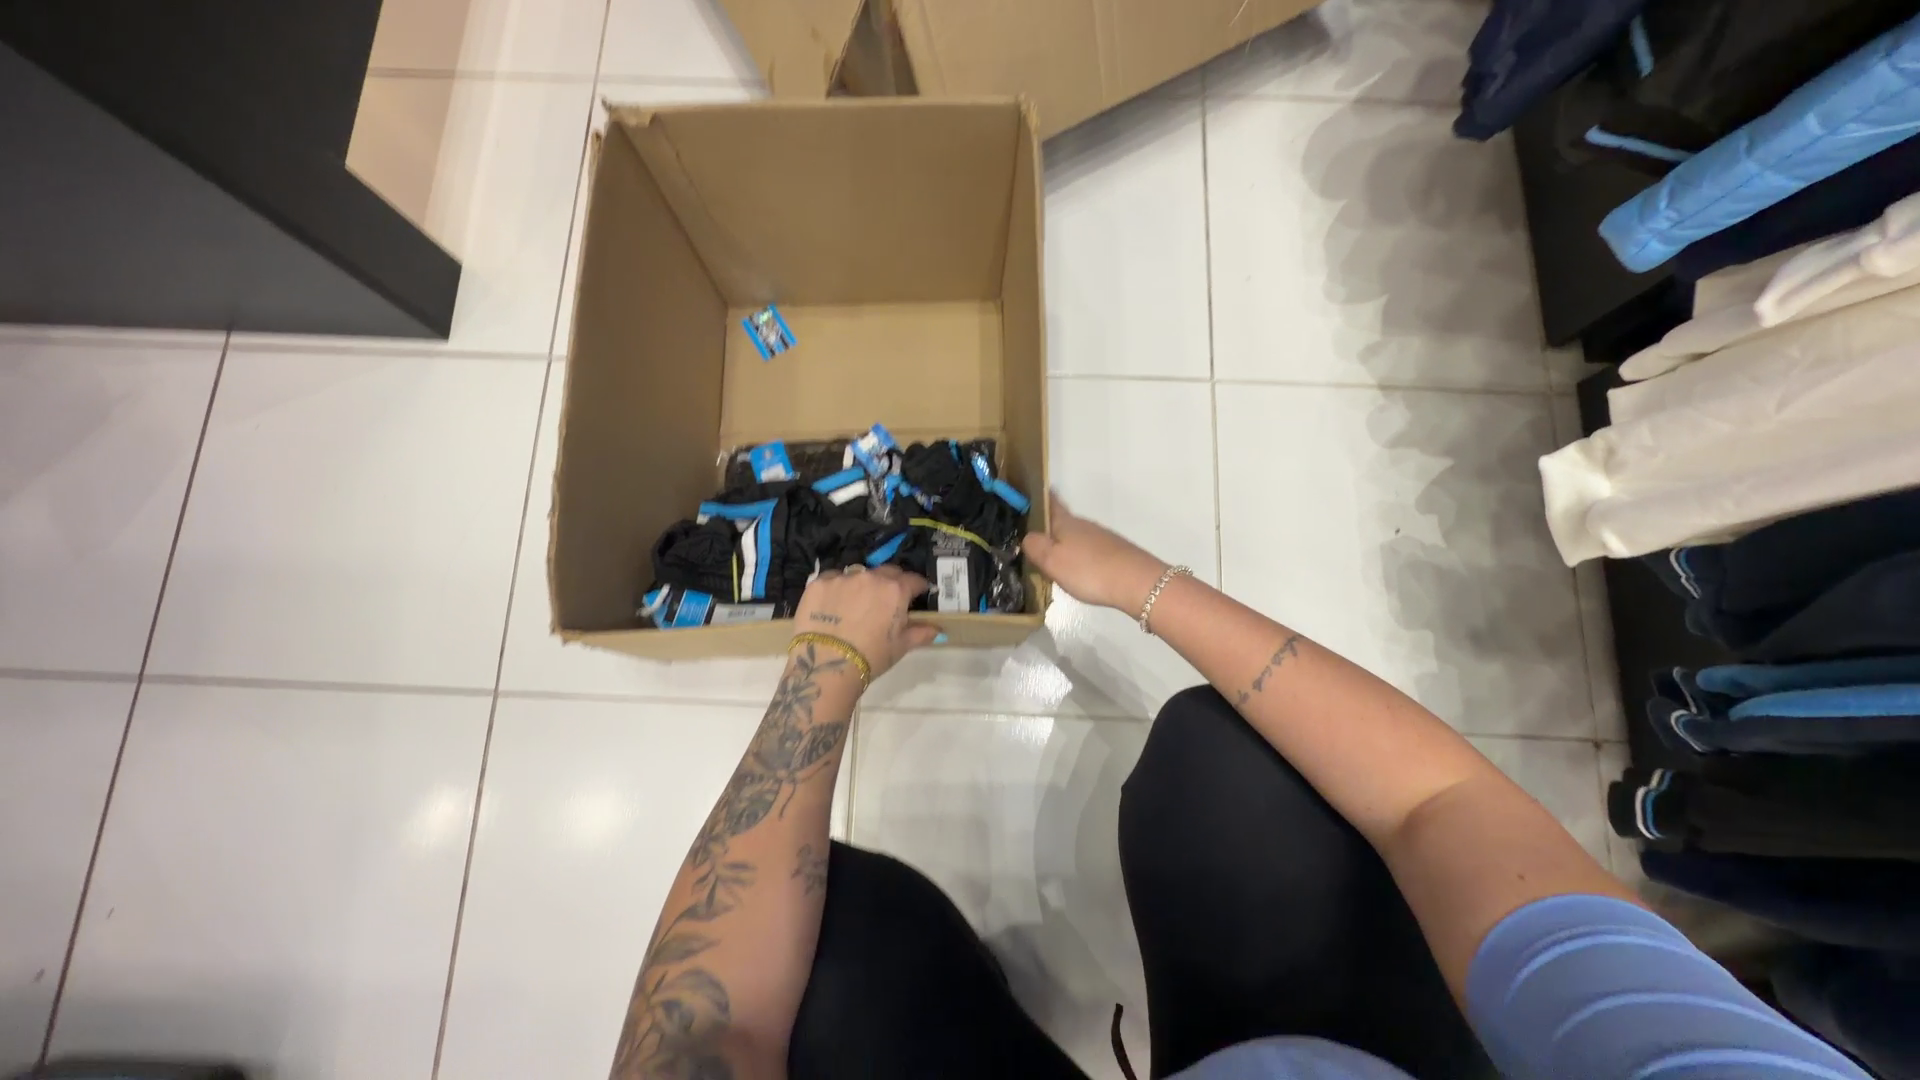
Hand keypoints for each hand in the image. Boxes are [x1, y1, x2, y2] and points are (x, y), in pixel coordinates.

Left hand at [792, 565, 940, 682]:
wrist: (826, 665)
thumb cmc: (871, 657)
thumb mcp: (901, 647)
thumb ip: (921, 632)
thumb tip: (938, 629)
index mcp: (895, 590)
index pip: (913, 580)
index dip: (918, 587)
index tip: (917, 595)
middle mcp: (870, 577)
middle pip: (886, 572)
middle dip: (891, 582)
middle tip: (887, 600)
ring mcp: (842, 578)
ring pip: (858, 575)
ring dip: (862, 585)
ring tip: (856, 604)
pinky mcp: (818, 583)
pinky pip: (833, 579)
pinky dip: (837, 588)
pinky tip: (833, 605)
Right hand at [1022, 492, 1169, 613]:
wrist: (1137, 582)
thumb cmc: (1088, 570)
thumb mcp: (1052, 561)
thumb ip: (1035, 546)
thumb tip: (1027, 536)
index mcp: (1066, 523)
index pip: (1051, 503)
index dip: (1042, 498)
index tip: (1035, 492)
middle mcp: (1085, 525)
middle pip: (1064, 521)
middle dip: (1051, 528)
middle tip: (1037, 541)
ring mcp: (1103, 537)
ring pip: (1078, 536)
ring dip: (1066, 544)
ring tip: (1056, 561)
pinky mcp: (1116, 552)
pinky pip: (1091, 550)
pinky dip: (1082, 556)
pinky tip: (1081, 570)